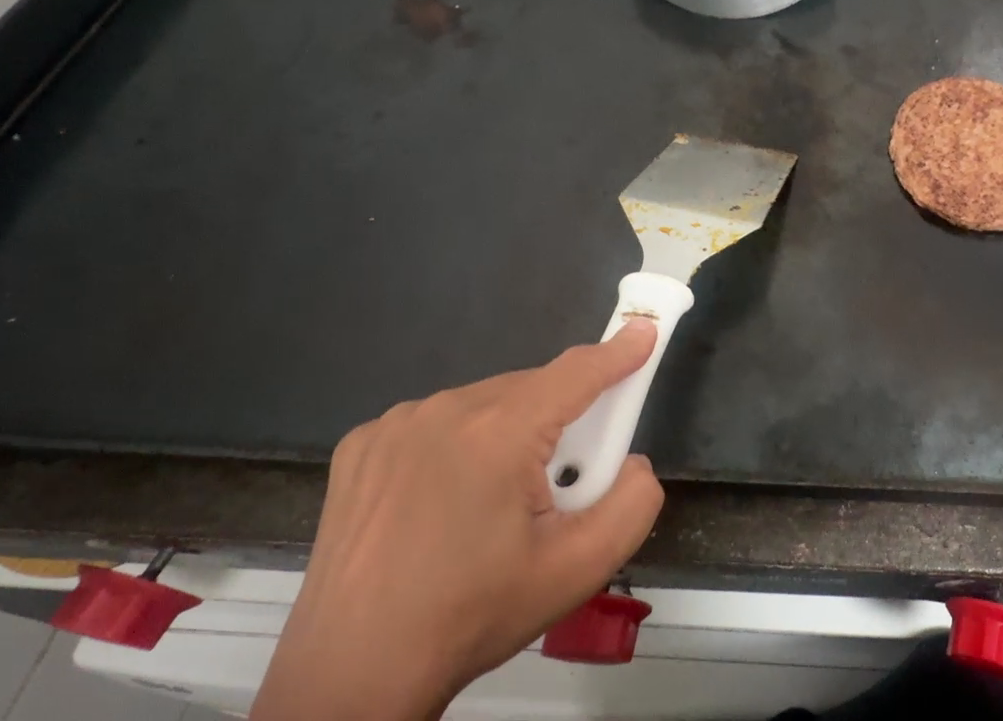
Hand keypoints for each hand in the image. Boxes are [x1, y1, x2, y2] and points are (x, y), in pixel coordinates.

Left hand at [252, 322, 665, 720]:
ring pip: (485, 406)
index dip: (619, 352)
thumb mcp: (581, 569)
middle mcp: (442, 411)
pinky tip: (447, 502)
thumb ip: (634, 501)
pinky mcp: (360, 446)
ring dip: (511, 432)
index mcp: (497, 434)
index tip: (646, 331)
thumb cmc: (475, 614)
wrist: (355, 671)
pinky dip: (461, 445)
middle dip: (563, 419)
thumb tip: (630, 461)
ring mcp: (393, 426)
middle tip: (567, 481)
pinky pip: (437, 424)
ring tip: (499, 503)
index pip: (576, 373)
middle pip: (532, 390)